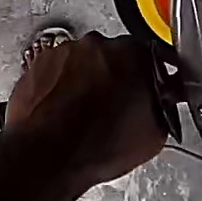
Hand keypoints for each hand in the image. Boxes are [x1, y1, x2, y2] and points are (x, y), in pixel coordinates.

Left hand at [1, 31, 167, 197]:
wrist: (46, 155)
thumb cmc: (95, 146)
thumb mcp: (153, 132)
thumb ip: (161, 103)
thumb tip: (160, 97)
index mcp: (132, 55)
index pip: (149, 56)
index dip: (148, 75)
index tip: (147, 87)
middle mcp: (96, 45)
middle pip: (113, 55)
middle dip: (115, 76)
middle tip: (114, 104)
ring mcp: (64, 51)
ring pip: (83, 61)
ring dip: (86, 78)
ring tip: (85, 111)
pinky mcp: (40, 61)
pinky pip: (58, 68)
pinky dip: (61, 82)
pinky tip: (64, 107)